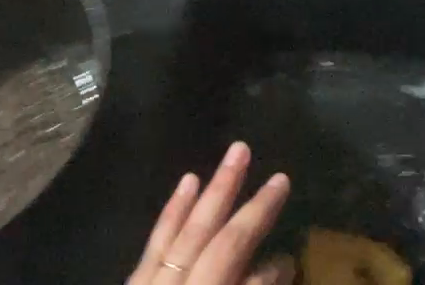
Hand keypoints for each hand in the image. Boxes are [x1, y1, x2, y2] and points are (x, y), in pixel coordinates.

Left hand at [128, 142, 293, 284]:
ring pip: (190, 232)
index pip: (251, 281)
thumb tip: (275, 267)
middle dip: (255, 212)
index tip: (290, 257)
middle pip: (224, 247)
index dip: (272, 271)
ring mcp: (154, 282)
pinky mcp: (135, 279)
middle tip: (281, 178)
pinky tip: (188, 179)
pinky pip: (155, 242)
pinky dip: (173, 211)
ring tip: (238, 153)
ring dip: (217, 191)